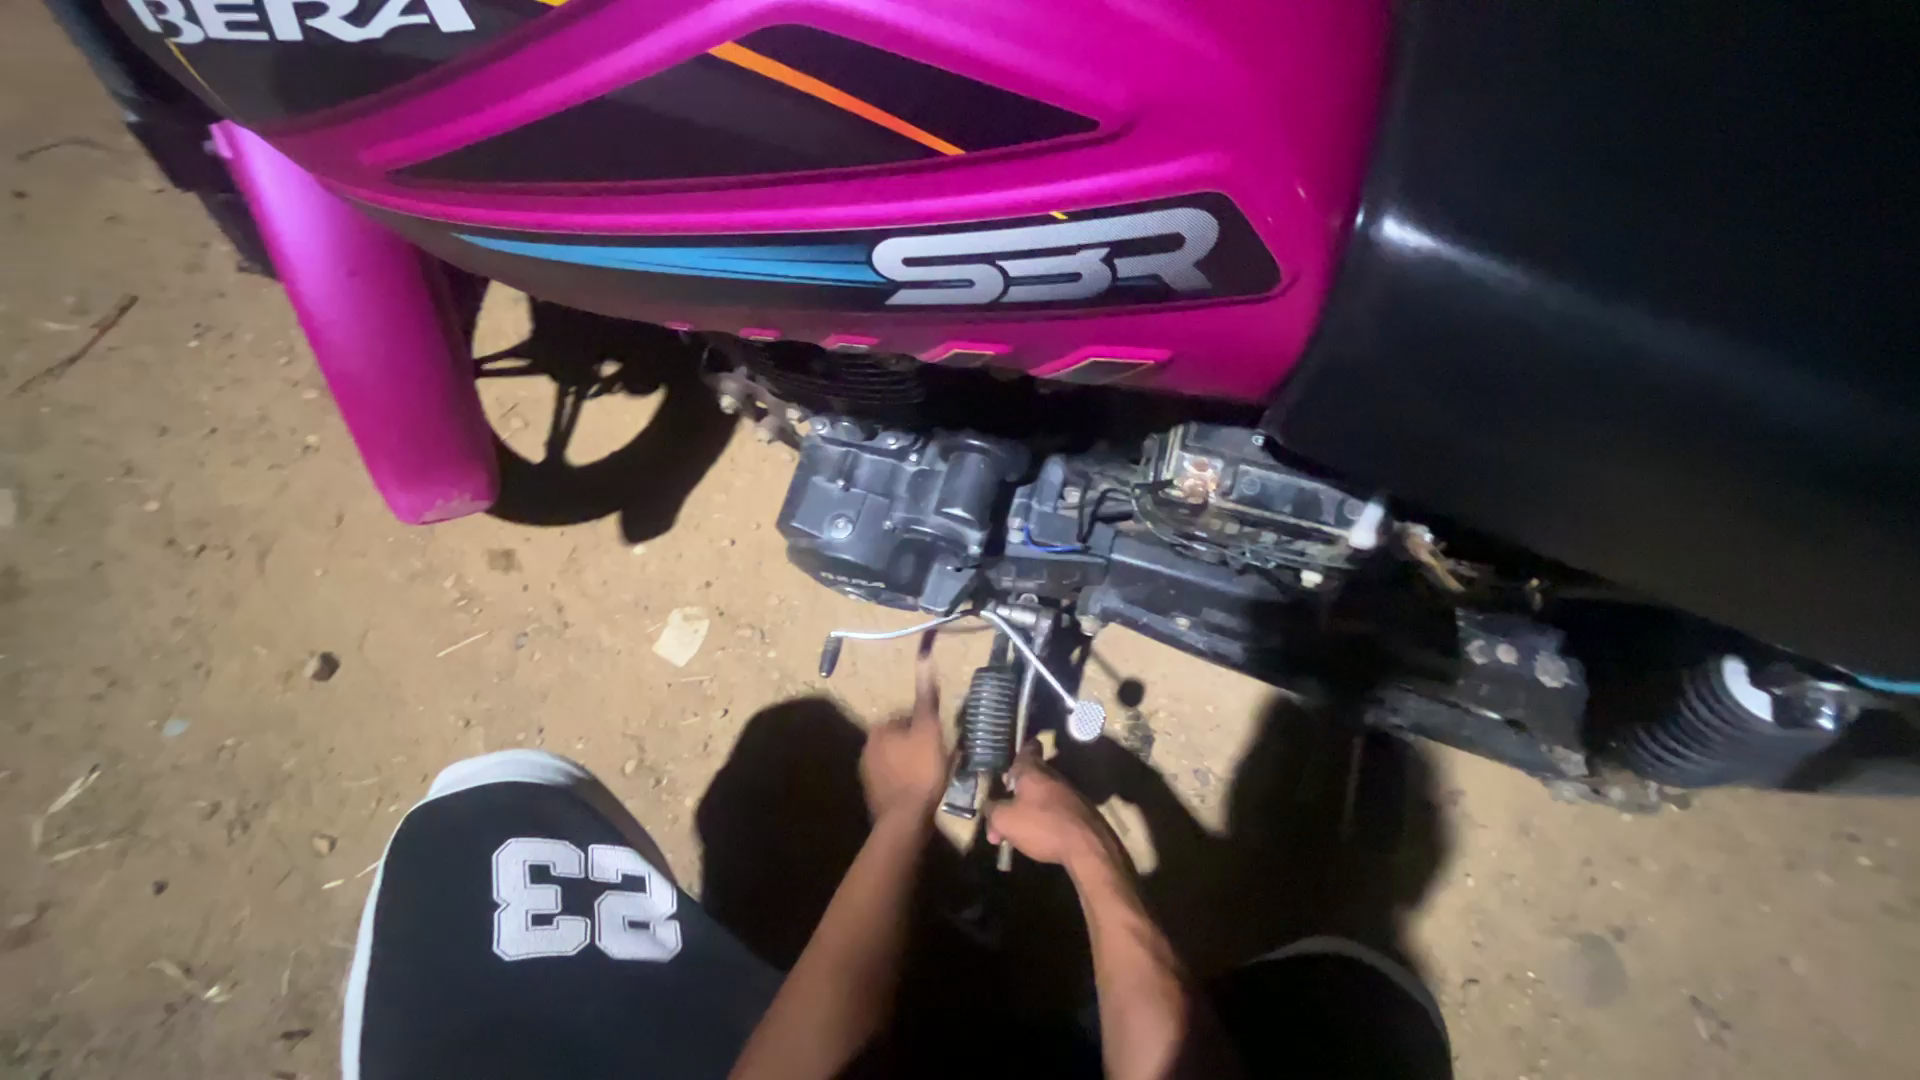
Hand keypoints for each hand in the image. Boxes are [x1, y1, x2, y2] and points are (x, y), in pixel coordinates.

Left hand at [859, 638, 949, 825]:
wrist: (905, 819)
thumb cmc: (920, 769)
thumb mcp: (929, 729)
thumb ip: (926, 695)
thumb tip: (924, 655)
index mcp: (879, 729)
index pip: (906, 718)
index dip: (926, 727)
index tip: (940, 740)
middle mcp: (867, 748)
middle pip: (901, 739)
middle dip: (917, 745)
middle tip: (939, 758)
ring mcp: (868, 773)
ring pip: (897, 760)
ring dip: (912, 764)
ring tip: (933, 776)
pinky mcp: (873, 795)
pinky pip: (894, 780)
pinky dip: (906, 782)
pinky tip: (922, 791)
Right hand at [987, 744, 1126, 875]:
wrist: (1087, 846)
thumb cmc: (1042, 825)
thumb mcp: (1006, 820)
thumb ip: (992, 811)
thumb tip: (989, 809)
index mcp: (1033, 771)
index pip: (1029, 748)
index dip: (1021, 749)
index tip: (1012, 756)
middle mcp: (1053, 776)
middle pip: (1031, 776)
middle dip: (1015, 791)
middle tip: (1001, 807)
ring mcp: (1069, 794)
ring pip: (1042, 796)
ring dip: (1027, 809)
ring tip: (1014, 832)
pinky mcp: (1079, 813)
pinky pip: (1055, 810)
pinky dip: (1043, 820)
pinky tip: (1036, 838)